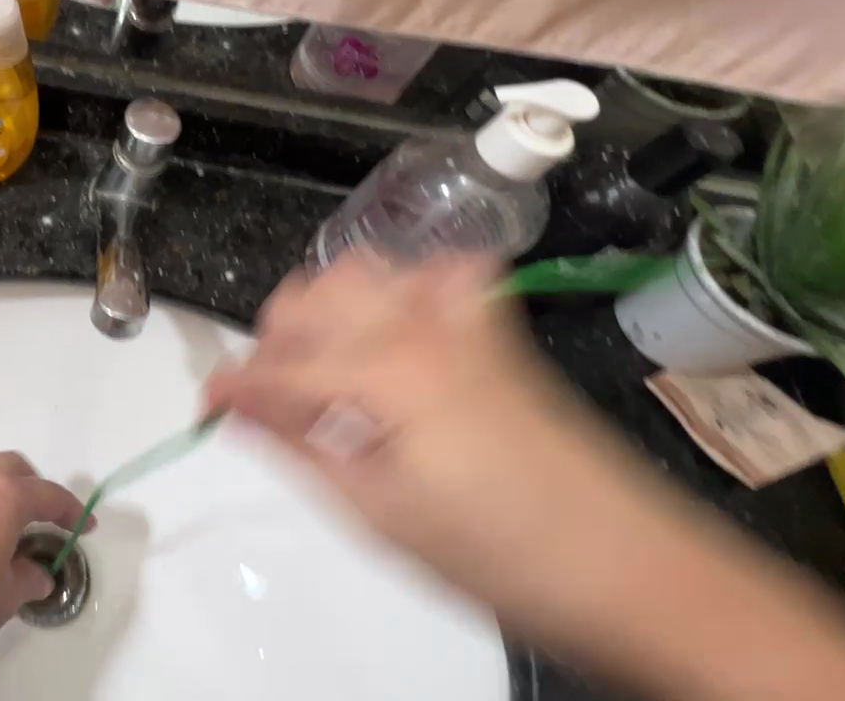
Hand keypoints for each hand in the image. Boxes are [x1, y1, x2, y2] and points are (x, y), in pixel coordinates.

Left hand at [0, 452, 87, 656]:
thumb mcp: (5, 596)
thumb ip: (27, 580)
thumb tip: (37, 574)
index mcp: (6, 495)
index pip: (49, 495)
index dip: (71, 511)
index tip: (84, 525)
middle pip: (12, 467)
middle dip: (32, 486)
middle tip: (42, 516)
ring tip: (4, 525)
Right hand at [205, 255, 673, 617]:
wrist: (638, 572)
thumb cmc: (506, 557)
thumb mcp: (378, 513)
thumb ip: (296, 445)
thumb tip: (231, 411)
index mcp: (383, 374)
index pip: (276, 368)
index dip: (230, 389)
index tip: (206, 408)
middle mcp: (416, 327)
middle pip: (306, 299)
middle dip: (272, 343)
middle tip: (272, 401)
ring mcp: (460, 321)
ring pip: (359, 271)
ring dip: (324, 309)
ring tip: (323, 367)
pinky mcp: (492, 332)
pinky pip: (435, 275)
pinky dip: (401, 289)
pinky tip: (393, 330)